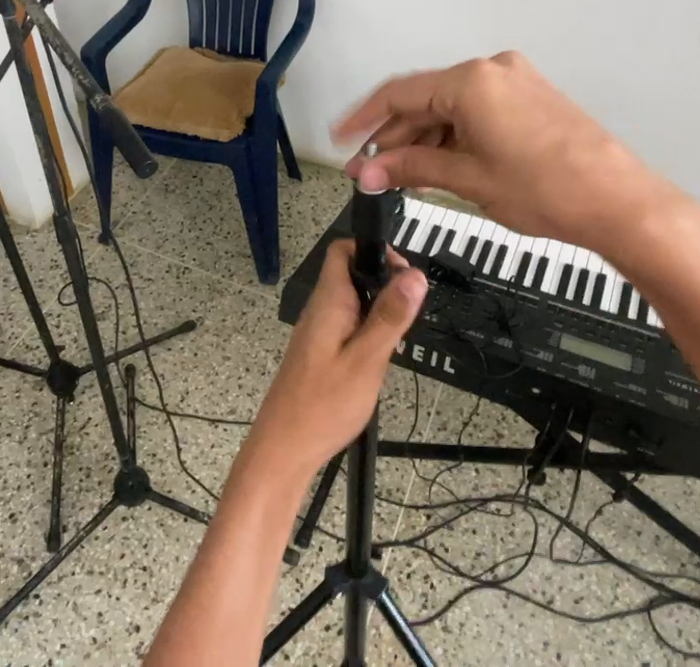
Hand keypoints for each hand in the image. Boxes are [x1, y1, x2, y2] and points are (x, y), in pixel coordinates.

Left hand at [243, 241, 425, 479]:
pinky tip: (380, 360)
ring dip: (379, 313)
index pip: (343, 250)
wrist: (284, 449)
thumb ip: (390, 317)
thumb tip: (415, 275)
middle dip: (385, 286)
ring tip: (398, 341)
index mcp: (328, 302)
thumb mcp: (367, 360)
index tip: (404, 275)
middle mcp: (319, 310)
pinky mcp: (319, 353)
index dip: (374, 250)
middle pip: (353, 275)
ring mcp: (317, 332)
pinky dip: (368, 334)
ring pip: (353, 304)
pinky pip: (348, 327)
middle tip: (409, 315)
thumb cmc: (324, 405)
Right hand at [334, 51, 690, 264]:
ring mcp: (515, 81)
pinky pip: (477, 111)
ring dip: (423, 139)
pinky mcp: (532, 98)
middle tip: (368, 171)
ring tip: (399, 174)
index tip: (339, 140)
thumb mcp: (467, 179)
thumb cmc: (544, 190)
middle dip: (394, 136)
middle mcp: (492, 69)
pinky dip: (453, 136)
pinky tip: (438, 164)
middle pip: (425, 100)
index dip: (363, 120)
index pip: (399, 94)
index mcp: (471, 81)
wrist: (620, 203)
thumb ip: (410, 168)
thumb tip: (365, 172)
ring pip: (451, 107)